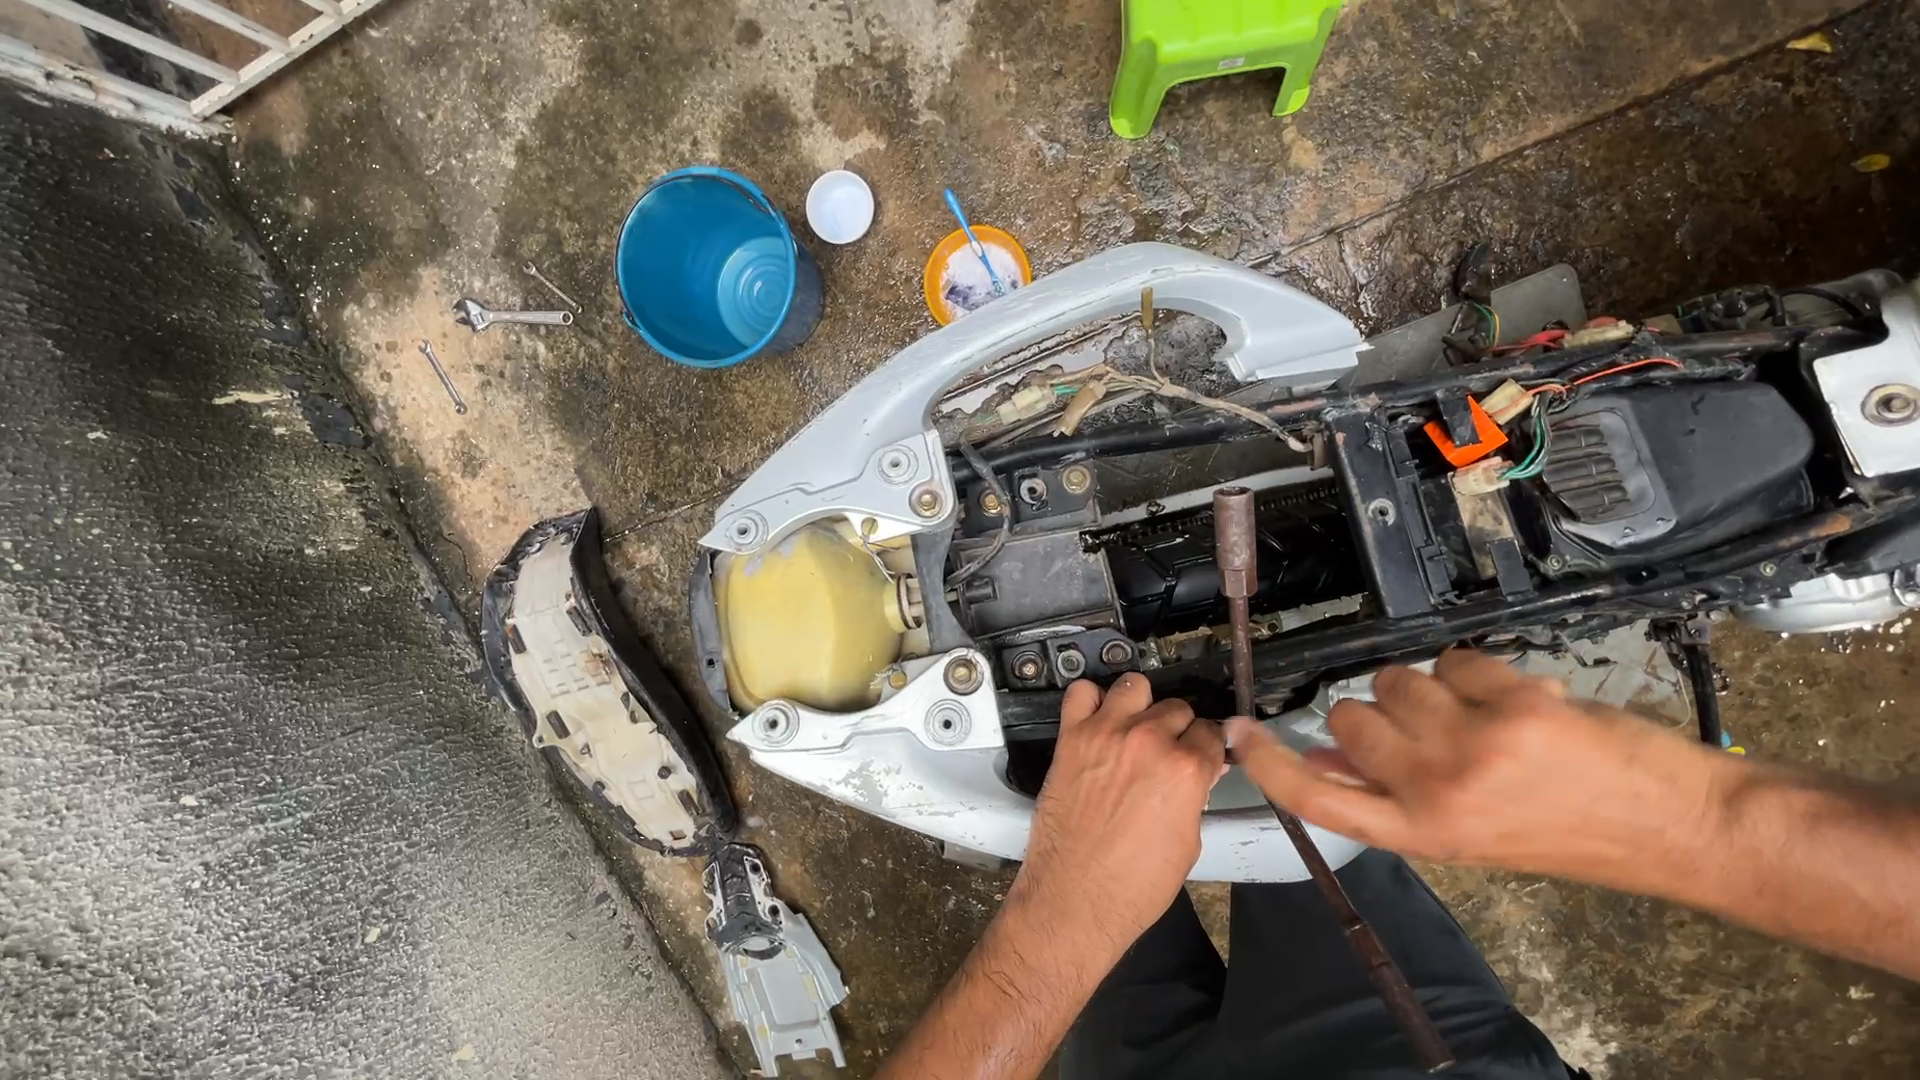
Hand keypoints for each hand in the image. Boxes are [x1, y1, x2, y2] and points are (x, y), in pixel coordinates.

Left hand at [1016, 674, 1225, 953]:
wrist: (1075, 897)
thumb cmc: (1135, 884)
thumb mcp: (1187, 841)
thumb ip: (1195, 794)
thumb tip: (1202, 770)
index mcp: (1186, 769)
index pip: (1211, 732)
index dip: (1208, 745)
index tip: (1202, 751)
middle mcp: (1147, 741)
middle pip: (1176, 707)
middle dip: (1177, 728)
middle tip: (1167, 750)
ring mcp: (1105, 734)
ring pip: (1134, 686)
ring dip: (1139, 704)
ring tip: (1134, 727)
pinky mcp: (1071, 738)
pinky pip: (1081, 693)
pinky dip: (1090, 701)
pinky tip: (1097, 721)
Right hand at [1229, 648, 1726, 878]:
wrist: (1680, 830)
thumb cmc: (1564, 832)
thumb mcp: (1463, 832)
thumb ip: (1386, 792)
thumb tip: (1325, 754)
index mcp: (1417, 832)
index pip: (1314, 797)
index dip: (1266, 762)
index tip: (1235, 731)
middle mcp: (1433, 794)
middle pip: (1348, 718)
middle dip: (1377, 713)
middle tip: (1426, 729)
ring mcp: (1472, 749)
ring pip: (1396, 680)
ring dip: (1426, 688)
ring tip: (1476, 716)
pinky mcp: (1512, 706)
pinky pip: (1451, 661)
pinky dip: (1474, 671)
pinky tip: (1511, 699)